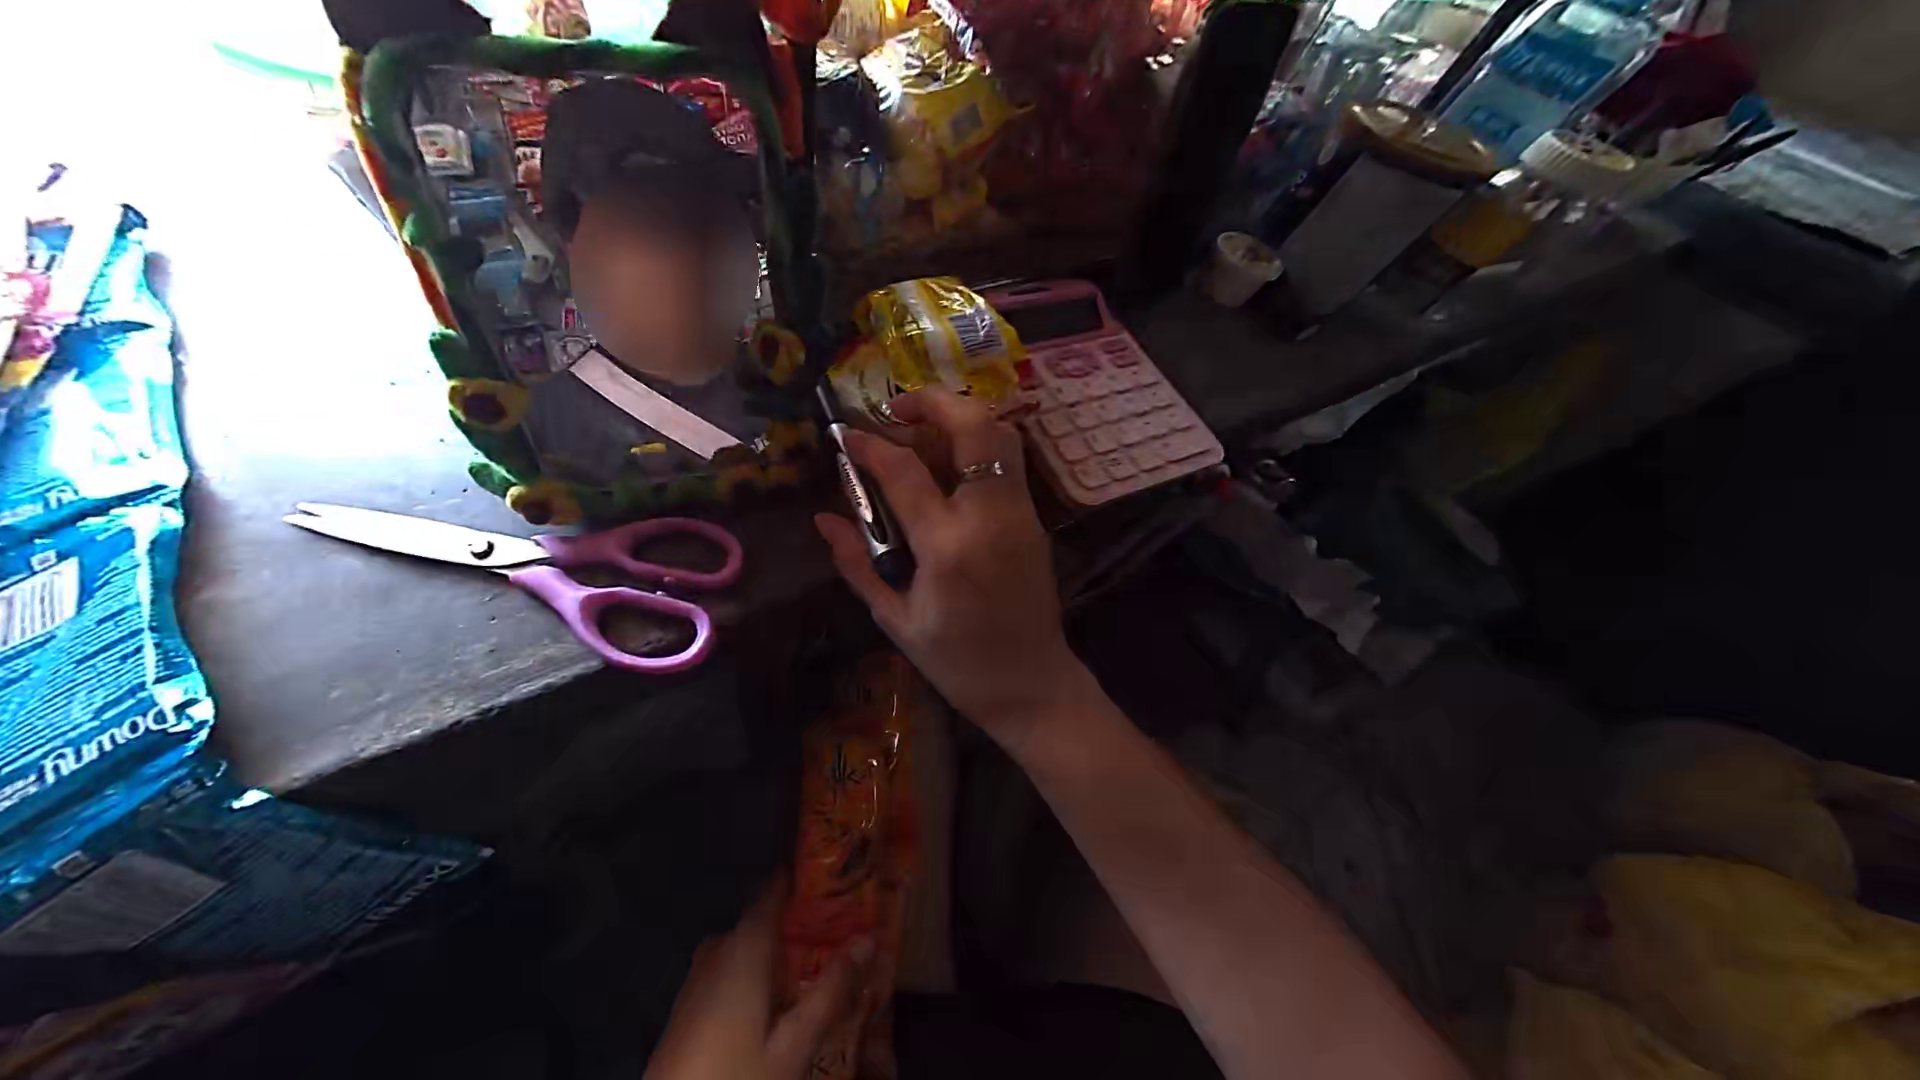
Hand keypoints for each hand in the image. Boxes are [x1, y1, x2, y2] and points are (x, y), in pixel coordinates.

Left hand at [644, 880, 871, 1079]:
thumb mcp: (793, 1045)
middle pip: (761, 921)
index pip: (773, 893)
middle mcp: (717, 952)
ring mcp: (697, 981)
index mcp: (743, 949)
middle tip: (838, 931)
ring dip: (776, 951)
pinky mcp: (687, 1009)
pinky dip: (755, 972)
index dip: (801, 881)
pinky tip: (776, 1003)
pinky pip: (728, 970)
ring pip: (745, 948)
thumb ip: (830, 990)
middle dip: (797, 923)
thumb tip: (868, 938)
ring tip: (815, 966)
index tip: (833, 877)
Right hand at [814, 388, 1090, 743]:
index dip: (871, 445)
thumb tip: (824, 518)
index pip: (905, 472)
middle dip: (934, 402)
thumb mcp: (896, 620)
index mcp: (949, 547)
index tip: (847, 436)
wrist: (1032, 685)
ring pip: (1001, 436)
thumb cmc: (958, 662)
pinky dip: (978, 446)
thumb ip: (857, 565)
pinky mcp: (1035, 521)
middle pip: (974, 428)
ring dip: (961, 418)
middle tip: (897, 409)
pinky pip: (1008, 464)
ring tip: (922, 430)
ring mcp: (1021, 515)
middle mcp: (991, 518)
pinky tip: (948, 465)